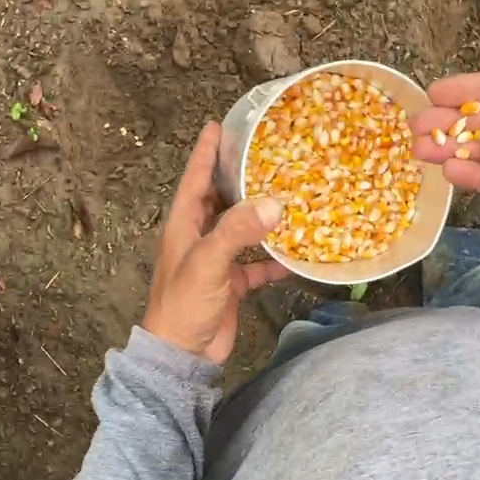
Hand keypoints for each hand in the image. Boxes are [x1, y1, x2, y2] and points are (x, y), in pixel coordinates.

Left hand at [141, 122, 290, 363]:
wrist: (182, 355)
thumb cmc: (184, 304)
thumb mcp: (208, 262)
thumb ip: (237, 232)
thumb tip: (273, 204)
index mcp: (184, 225)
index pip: (195, 179)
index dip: (206, 151)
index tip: (219, 124)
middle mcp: (198, 238)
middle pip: (220, 199)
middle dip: (239, 178)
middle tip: (267, 156)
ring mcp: (216, 262)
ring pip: (241, 230)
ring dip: (262, 217)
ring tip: (289, 196)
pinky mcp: (231, 284)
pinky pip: (256, 265)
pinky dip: (274, 260)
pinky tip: (297, 255)